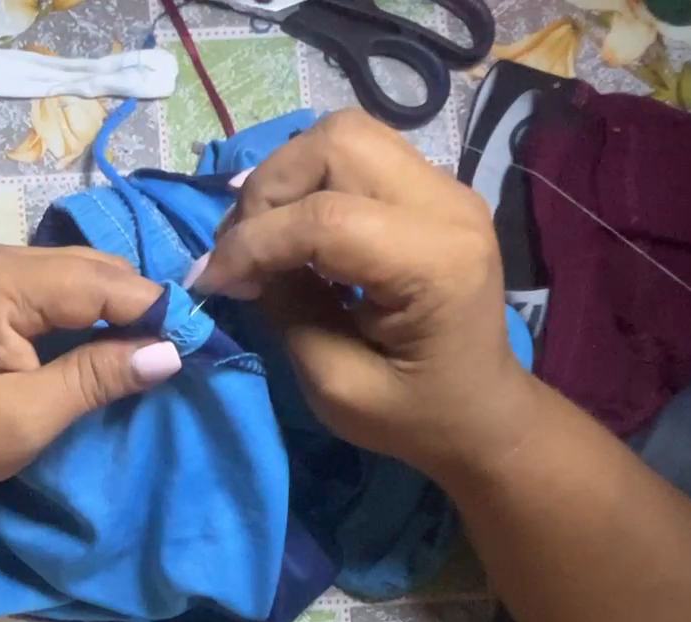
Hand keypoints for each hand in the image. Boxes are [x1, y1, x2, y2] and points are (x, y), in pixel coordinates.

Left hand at [0, 245, 180, 512]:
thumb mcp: (27, 418)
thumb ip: (96, 379)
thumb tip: (170, 354)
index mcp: (2, 282)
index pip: (101, 282)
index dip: (154, 310)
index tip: (198, 344)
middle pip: (94, 270)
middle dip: (140, 307)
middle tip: (180, 350)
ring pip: (81, 278)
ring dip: (119, 310)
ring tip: (155, 348)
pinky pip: (59, 293)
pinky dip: (92, 316)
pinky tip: (113, 342)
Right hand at [189, 109, 541, 480]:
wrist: (479, 413)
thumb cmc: (412, 416)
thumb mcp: (335, 386)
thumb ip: (287, 313)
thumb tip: (237, 267)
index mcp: (435, 265)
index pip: (326, 219)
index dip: (252, 243)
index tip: (210, 282)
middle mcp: (448, 205)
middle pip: (335, 144)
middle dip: (266, 193)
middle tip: (239, 255)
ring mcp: (443, 188)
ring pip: (340, 137)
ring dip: (282, 182)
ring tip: (258, 240)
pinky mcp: (427, 190)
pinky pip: (352, 157)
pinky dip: (303, 185)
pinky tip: (287, 232)